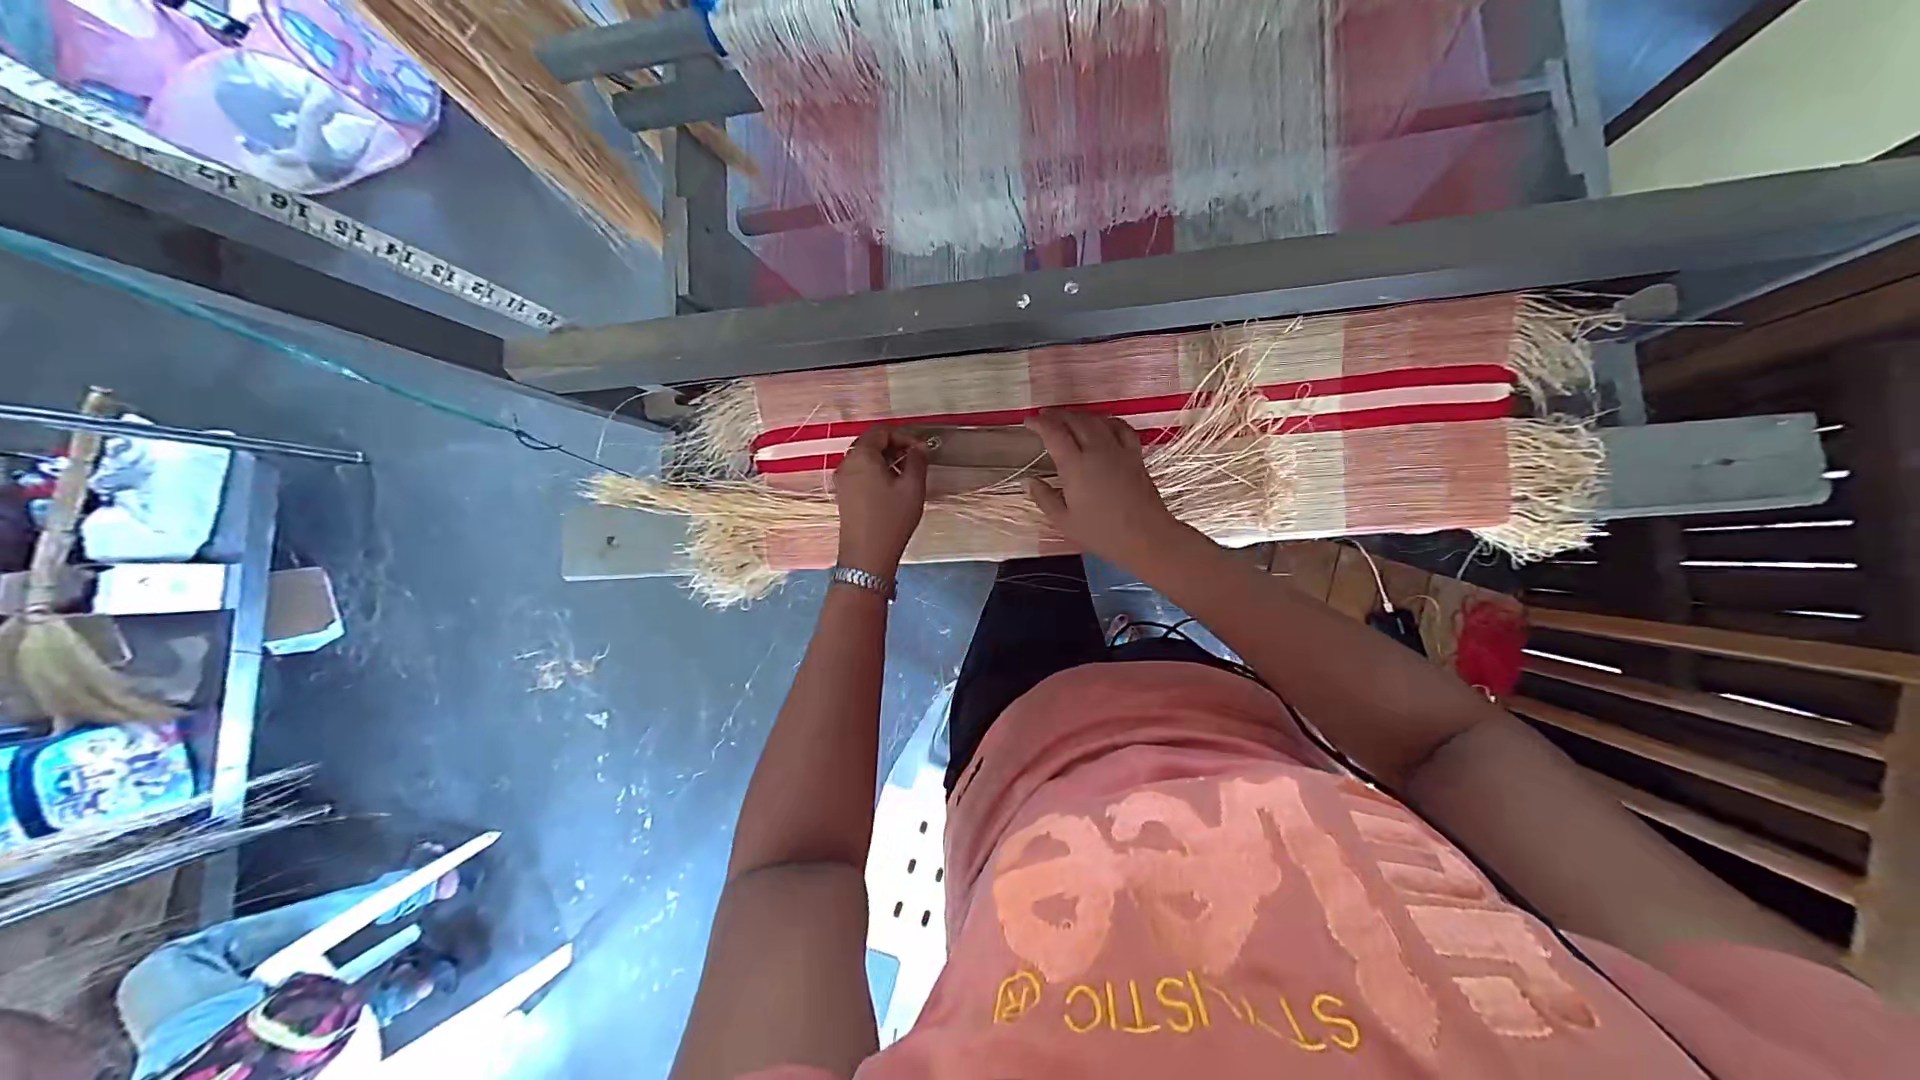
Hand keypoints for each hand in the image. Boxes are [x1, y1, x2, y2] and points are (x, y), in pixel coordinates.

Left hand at [832, 426, 927, 577]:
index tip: (921, 450)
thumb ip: (917, 461)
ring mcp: (842, 480)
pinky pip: (860, 473)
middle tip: (915, 459)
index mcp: (861, 456)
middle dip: (894, 446)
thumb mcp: (912, 488)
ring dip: (886, 460)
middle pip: (870, 443)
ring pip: (865, 459)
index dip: (903, 436)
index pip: (881, 432)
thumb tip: (918, 449)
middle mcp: (847, 463)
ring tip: (906, 474)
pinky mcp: (843, 495)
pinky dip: (876, 472)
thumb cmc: (891, 519)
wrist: (866, 556)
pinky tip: (892, 488)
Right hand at [1024, 410, 1202, 573]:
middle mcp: (1097, 450)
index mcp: (1075, 465)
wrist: (1146, 536)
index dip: (1039, 423)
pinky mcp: (1135, 455)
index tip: (1028, 421)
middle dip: (1057, 415)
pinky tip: (1103, 425)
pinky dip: (1107, 421)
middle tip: (1044, 417)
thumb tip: (1028, 482)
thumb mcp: (1064, 521)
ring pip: (1097, 420)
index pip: (1053, 432)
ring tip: (1068, 418)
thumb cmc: (1102, 532)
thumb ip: (1043, 498)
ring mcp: (1119, 450)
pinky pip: (1121, 428)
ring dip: (1079, 415)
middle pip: (1075, 420)